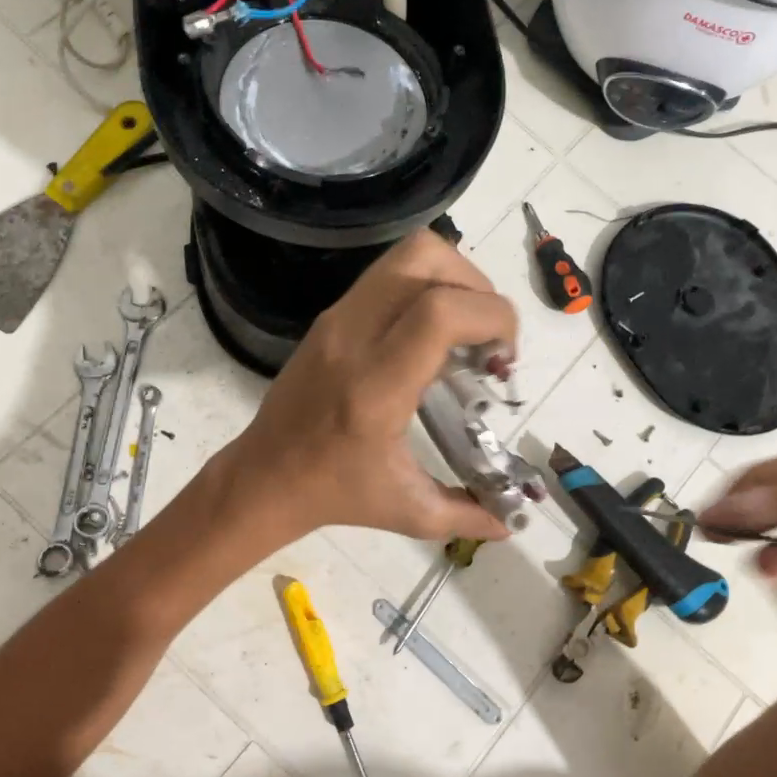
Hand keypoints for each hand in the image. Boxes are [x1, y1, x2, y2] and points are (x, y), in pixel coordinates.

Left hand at [218, 231, 518, 543]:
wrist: (265, 477)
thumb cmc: (336, 495)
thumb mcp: (408, 512)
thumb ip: (467, 514)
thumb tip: (512, 522)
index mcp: (375, 387)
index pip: (439, 313)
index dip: (491, 317)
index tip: (502, 359)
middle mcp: (353, 339)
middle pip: (424, 258)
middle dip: (476, 285)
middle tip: (487, 335)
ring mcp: (337, 320)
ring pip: (405, 255)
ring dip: (452, 278)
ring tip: (464, 329)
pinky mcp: (330, 316)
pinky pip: (387, 274)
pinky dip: (425, 287)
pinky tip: (430, 338)